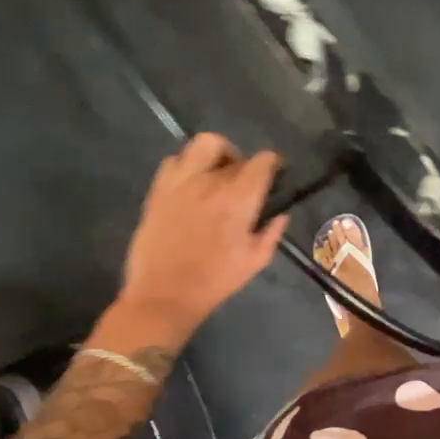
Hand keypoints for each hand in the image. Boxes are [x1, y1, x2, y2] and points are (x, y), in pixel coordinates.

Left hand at [97, 134, 290, 351]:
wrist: (163, 294)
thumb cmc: (215, 280)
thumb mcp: (255, 261)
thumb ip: (271, 232)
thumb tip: (281, 214)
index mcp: (239, 198)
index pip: (263, 161)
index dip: (273, 164)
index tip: (275, 174)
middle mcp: (211, 181)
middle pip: (236, 155)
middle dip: (246, 165)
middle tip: (245, 183)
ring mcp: (181, 182)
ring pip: (204, 144)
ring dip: (217, 154)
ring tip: (217, 172)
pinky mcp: (158, 189)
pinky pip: (174, 161)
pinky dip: (187, 165)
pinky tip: (191, 185)